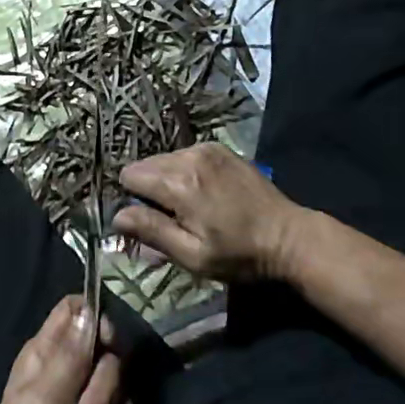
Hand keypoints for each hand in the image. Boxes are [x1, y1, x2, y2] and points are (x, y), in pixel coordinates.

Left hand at [0, 296, 129, 403]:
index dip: (94, 316)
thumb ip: (67, 354)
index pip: (74, 310)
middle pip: (104, 344)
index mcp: (42, 353)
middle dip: (102, 378)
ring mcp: (89, 397)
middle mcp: (69, 369)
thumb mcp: (42, 399)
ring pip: (119, 380)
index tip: (106, 337)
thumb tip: (90, 308)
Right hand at [112, 143, 305, 282]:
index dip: (132, 199)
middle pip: (146, 165)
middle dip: (148, 190)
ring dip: (167, 180)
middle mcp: (189, 156)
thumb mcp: (193, 256)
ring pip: (165, 159)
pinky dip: (185, 171)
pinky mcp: (218, 147)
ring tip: (190, 207)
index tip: (148, 220)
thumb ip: (152, 232)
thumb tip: (117, 216)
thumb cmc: (239, 254)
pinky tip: (204, 193)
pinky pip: (185, 154)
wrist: (287, 235)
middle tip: (171, 218)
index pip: (131, 175)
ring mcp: (206, 148)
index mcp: (180, 183)